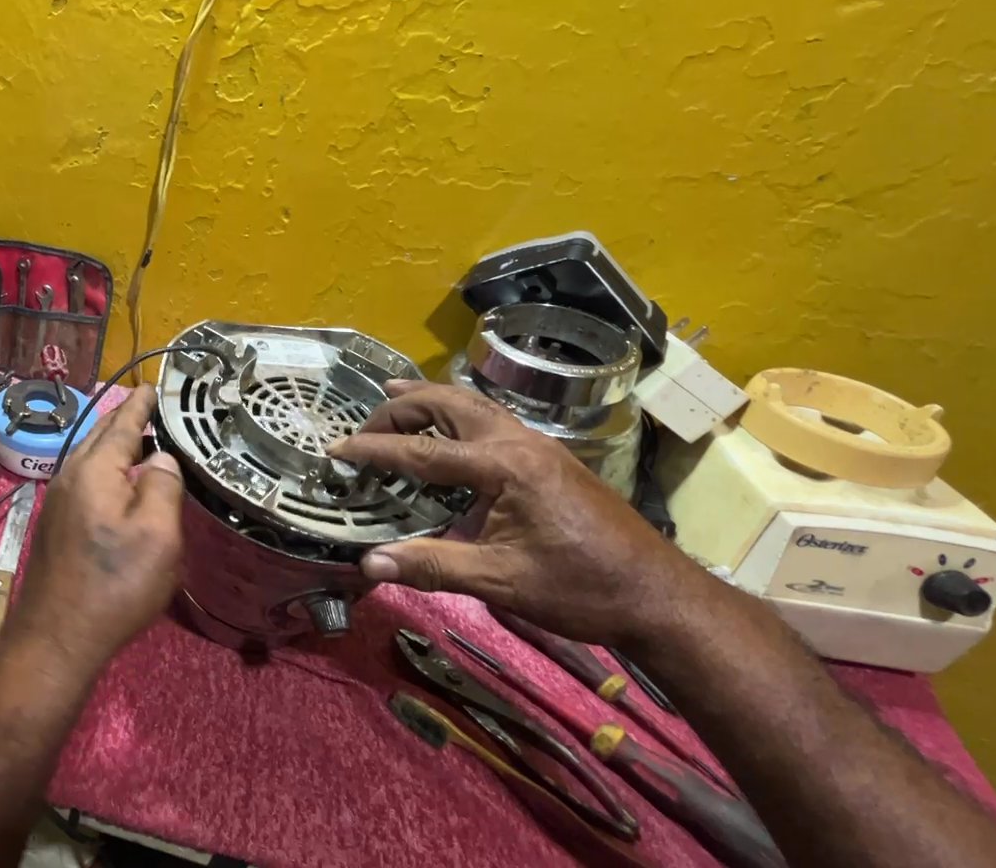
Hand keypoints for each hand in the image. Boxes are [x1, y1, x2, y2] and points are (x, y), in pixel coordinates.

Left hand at [10, 385, 184, 670]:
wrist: (57, 636)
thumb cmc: (114, 584)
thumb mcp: (156, 535)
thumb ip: (163, 487)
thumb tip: (161, 457)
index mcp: (94, 470)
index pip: (121, 424)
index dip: (140, 404)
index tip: (152, 385)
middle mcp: (69, 476)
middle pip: (101, 437)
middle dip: (127, 420)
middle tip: (153, 409)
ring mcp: (58, 501)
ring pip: (91, 460)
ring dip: (117, 447)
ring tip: (146, 444)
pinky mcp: (56, 525)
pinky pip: (86, 481)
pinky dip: (107, 471)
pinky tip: (123, 486)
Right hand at [328, 380, 712, 646]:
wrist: (659, 595)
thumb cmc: (581, 588)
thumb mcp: (501, 581)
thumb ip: (432, 566)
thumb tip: (369, 564)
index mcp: (504, 466)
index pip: (422, 450)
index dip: (374, 449)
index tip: (335, 448)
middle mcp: (518, 442)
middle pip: (446, 403)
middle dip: (399, 408)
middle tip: (363, 427)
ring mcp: (537, 444)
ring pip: (470, 403)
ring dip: (427, 400)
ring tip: (391, 399)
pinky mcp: (547, 456)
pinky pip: (487, 417)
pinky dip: (452, 413)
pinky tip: (445, 431)